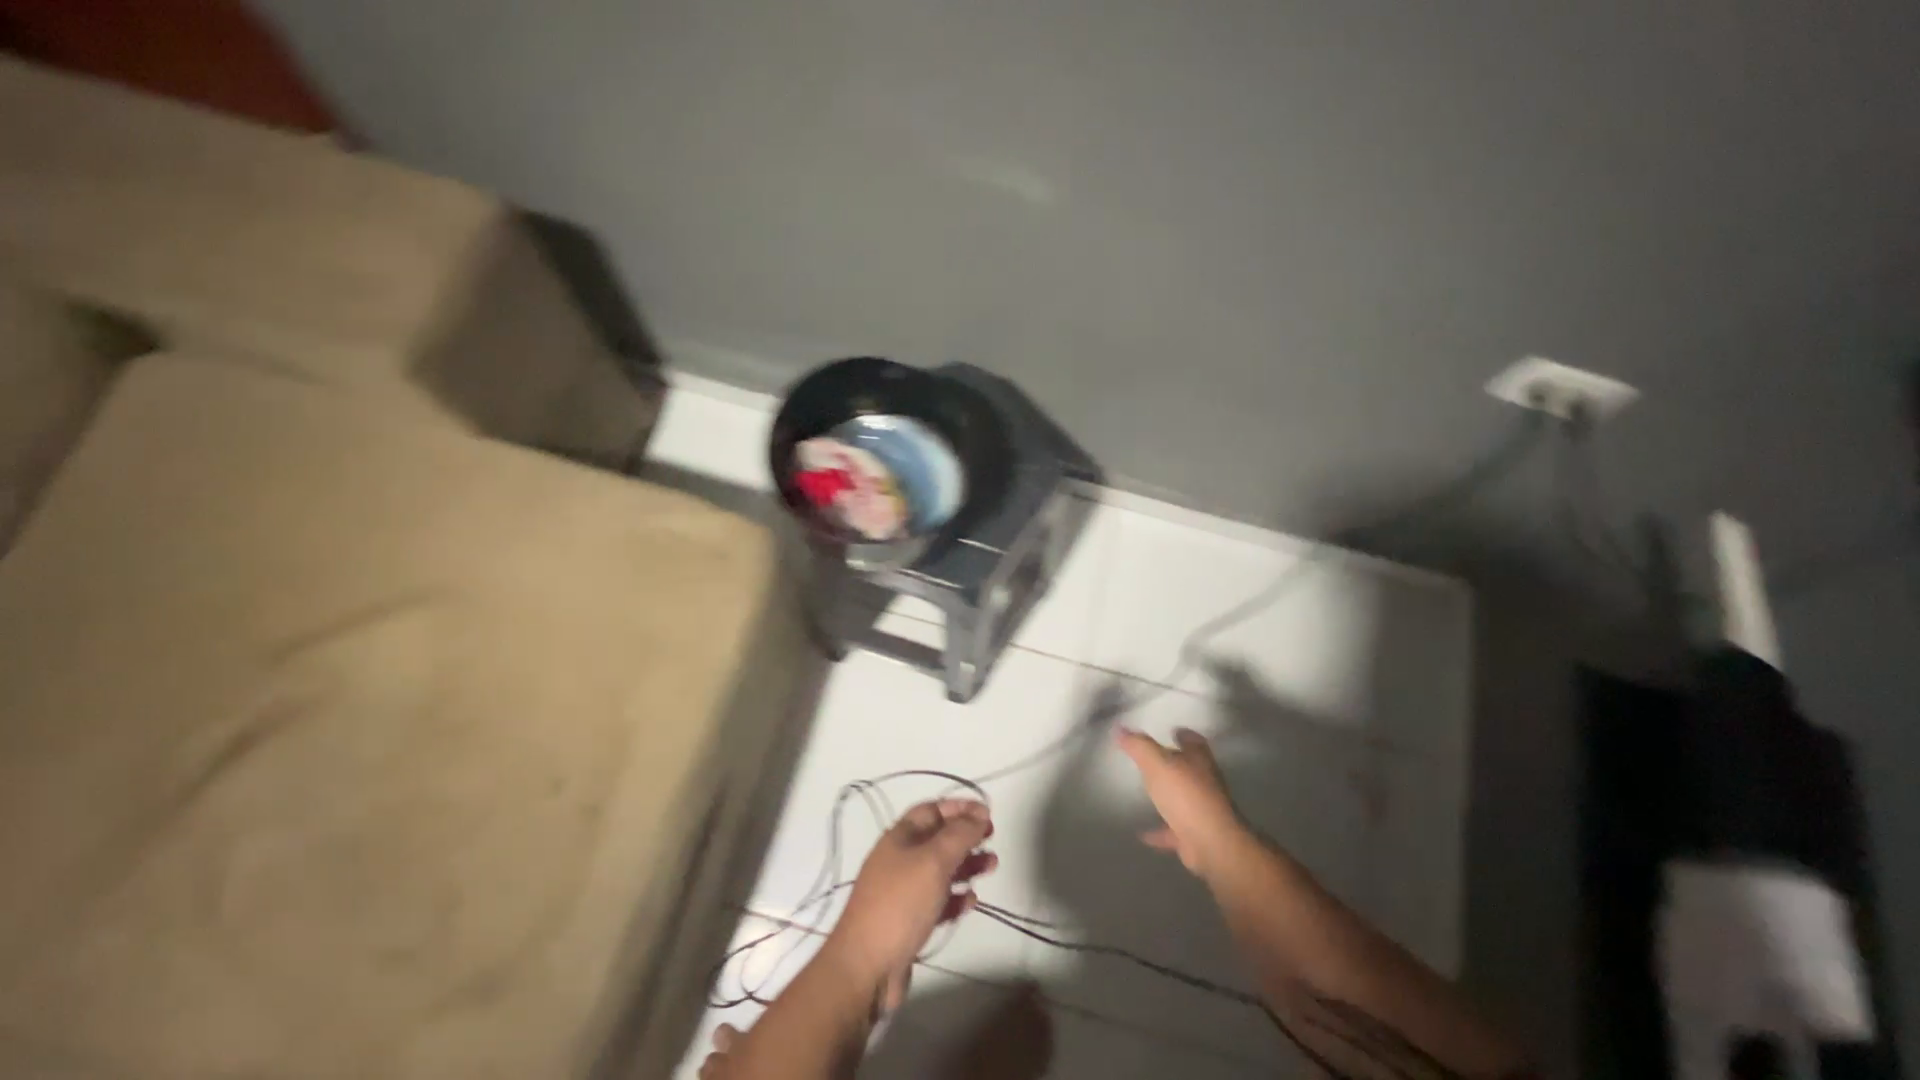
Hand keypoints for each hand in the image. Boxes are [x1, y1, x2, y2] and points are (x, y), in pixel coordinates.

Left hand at [825, 798, 996, 1009]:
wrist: (866, 967)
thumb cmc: (900, 905)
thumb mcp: (933, 861)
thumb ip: (959, 835)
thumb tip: (979, 812)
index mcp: (899, 838)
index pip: (931, 810)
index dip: (959, 807)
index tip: (988, 813)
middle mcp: (899, 860)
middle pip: (937, 839)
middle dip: (966, 836)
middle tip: (992, 839)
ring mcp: (902, 892)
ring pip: (940, 870)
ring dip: (966, 865)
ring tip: (991, 866)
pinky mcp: (909, 922)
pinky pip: (937, 901)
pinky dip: (955, 898)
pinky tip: (971, 901)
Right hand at [1115, 727, 1244, 876]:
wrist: (1211, 843)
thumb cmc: (1186, 796)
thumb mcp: (1157, 764)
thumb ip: (1139, 746)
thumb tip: (1120, 727)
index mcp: (1199, 761)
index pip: (1194, 742)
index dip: (1184, 735)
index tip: (1173, 731)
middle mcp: (1205, 783)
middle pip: (1191, 769)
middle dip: (1176, 765)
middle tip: (1154, 760)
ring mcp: (1203, 811)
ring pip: (1184, 799)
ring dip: (1169, 797)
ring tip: (1147, 794)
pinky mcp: (1196, 835)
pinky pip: (1173, 830)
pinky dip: (1160, 831)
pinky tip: (1142, 834)